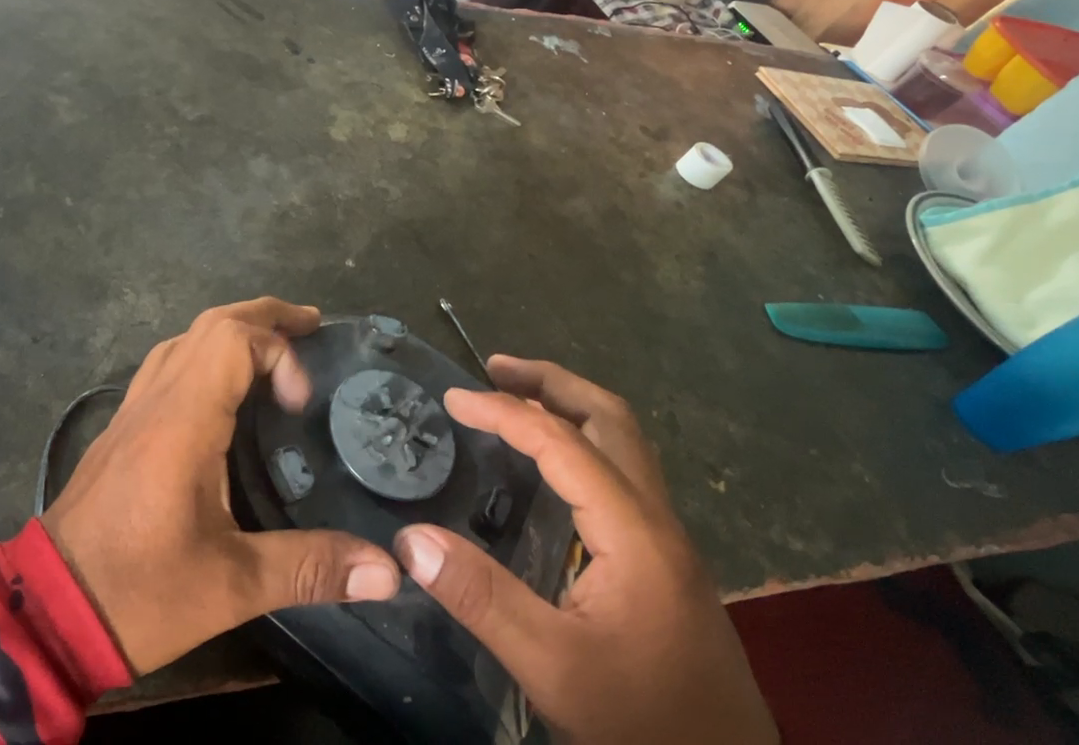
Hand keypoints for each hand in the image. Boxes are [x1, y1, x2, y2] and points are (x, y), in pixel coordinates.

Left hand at [41, 298, 401, 674]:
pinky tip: (223, 392)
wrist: (45, 614)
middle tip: (312, 327)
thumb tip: (390, 571)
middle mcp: (152, 403)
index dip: (278, 351)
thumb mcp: (230, 587)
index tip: (302, 403)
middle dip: (263, 316)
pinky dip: (203, 357)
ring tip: (275, 350)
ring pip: (181, 342)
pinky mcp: (119, 433)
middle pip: (208, 327)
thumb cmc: (138, 594)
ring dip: (230, 332)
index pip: (231, 340)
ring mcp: (130, 414)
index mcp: (180, 424)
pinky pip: (164, 368)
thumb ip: (309, 569)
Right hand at [393, 356, 775, 744]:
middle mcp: (657, 519)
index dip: (505, 411)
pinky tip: (552, 466)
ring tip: (517, 397)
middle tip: (493, 368)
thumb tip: (410, 540)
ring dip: (571, 406)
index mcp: (633, 532)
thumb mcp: (551, 665)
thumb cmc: (639, 716)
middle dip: (551, 382)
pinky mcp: (665, 559)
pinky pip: (623, 471)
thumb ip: (482, 599)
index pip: (563, 443)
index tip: (451, 398)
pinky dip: (583, 441)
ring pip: (625, 442)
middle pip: (611, 419)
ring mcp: (667, 538)